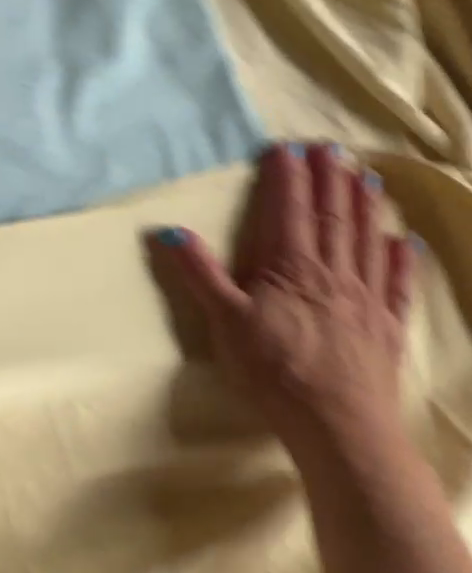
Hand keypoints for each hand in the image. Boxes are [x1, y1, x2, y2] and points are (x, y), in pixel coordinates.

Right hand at [159, 142, 415, 461]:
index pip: (289, 213)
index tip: (287, 149)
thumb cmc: (272, 369)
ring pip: (367, 243)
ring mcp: (366, 300)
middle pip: (332, 219)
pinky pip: (396, 284)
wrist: (339, 424)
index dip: (288, 179)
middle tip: (330, 149)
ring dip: (365, 208)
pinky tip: (402, 242)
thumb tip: (169, 230)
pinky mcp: (386, 326)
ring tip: (365, 179)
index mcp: (291, 270)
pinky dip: (400, 260)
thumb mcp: (222, 320)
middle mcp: (333, 276)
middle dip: (329, 181)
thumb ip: (199, 273)